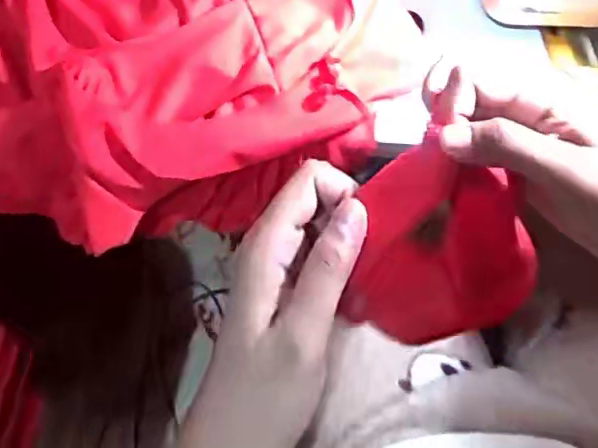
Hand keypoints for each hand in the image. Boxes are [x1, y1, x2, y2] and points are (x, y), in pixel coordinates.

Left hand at [179, 161, 368, 447]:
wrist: (229, 442)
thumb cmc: (264, 396)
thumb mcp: (303, 336)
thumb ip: (329, 268)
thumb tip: (358, 206)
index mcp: (266, 242)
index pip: (308, 177)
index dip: (343, 192)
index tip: (368, 232)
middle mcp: (265, 240)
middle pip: (313, 195)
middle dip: (348, 217)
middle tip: (368, 262)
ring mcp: (271, 261)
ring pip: (317, 222)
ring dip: (346, 242)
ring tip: (360, 283)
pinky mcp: (280, 281)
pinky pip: (314, 250)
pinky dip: (338, 263)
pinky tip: (347, 297)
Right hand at [426, 61, 597, 280]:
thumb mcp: (568, 171)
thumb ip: (508, 146)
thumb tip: (443, 135)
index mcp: (539, 97)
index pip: (477, 78)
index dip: (453, 99)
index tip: (443, 138)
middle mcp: (522, 111)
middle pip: (464, 94)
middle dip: (440, 111)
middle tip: (431, 147)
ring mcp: (516, 140)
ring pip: (464, 124)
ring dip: (444, 139)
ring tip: (434, 167)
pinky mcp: (513, 168)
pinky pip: (473, 154)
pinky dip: (455, 163)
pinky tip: (447, 180)